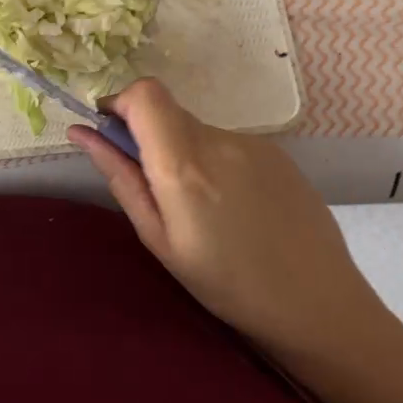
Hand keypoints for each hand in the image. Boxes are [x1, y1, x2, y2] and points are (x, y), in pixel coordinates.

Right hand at [69, 79, 388, 358]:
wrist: (321, 308)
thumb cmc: (227, 284)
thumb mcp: (158, 237)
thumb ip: (119, 177)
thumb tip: (80, 131)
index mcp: (184, 165)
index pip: (144, 94)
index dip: (120, 103)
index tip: (114, 135)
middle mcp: (219, 142)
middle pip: (166, 110)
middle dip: (148, 135)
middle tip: (156, 187)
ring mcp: (254, 145)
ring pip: (195, 129)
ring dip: (184, 152)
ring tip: (204, 207)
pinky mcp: (278, 154)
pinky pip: (227, 143)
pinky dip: (215, 162)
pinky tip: (235, 207)